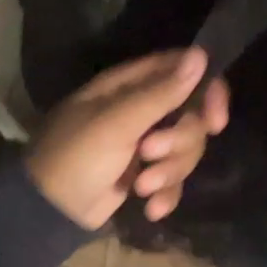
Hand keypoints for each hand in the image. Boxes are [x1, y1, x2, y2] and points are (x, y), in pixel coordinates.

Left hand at [24, 49, 229, 230]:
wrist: (51, 210)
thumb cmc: (76, 157)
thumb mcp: (117, 123)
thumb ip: (161, 93)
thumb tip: (201, 56)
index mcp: (130, 86)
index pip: (184, 72)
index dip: (207, 92)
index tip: (214, 121)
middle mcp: (141, 110)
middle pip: (191, 117)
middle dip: (179, 142)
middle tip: (150, 153)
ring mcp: (144, 145)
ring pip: (186, 152)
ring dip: (170, 172)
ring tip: (141, 187)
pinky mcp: (145, 176)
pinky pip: (174, 180)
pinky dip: (166, 196)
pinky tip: (149, 209)